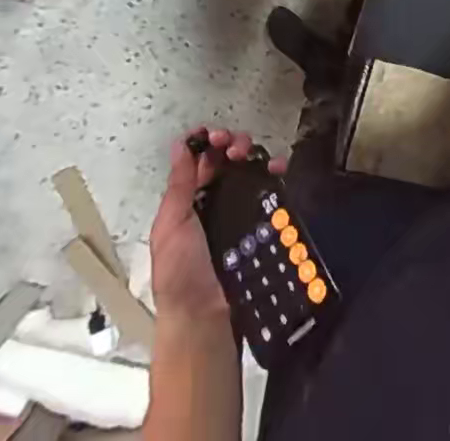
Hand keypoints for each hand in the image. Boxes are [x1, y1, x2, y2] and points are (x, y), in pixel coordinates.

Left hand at [149, 127, 289, 327]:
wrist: (207, 314)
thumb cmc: (182, 271)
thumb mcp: (171, 225)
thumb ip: (179, 185)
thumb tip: (181, 145)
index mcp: (186, 202)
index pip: (198, 162)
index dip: (207, 143)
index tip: (216, 135)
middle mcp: (213, 202)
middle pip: (226, 162)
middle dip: (232, 145)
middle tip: (236, 147)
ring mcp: (238, 211)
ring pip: (249, 171)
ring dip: (253, 155)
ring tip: (254, 156)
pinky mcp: (260, 222)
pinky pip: (269, 191)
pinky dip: (274, 173)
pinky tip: (277, 168)